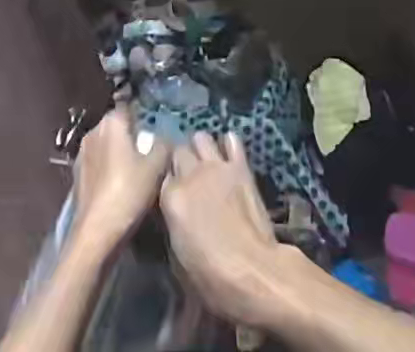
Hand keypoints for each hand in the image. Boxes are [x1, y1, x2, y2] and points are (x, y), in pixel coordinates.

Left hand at [70, 106, 168, 250]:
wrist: (96, 232)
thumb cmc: (128, 192)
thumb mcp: (156, 167)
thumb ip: (164, 145)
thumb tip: (165, 136)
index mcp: (111, 123)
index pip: (130, 107)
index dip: (144, 116)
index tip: (157, 130)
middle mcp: (93, 131)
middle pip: (118, 126)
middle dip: (133, 135)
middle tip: (151, 151)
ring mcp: (82, 153)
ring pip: (107, 144)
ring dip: (120, 152)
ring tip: (137, 170)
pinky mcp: (77, 174)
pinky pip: (99, 162)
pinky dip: (109, 168)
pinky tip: (120, 184)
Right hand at [159, 132, 294, 329]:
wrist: (253, 271)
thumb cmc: (211, 275)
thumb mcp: (177, 256)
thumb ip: (172, 222)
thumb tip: (174, 211)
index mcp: (171, 197)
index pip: (160, 175)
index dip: (166, 183)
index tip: (171, 192)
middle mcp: (190, 174)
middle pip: (178, 150)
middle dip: (181, 160)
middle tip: (187, 177)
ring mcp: (217, 166)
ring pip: (201, 138)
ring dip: (201, 148)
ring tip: (206, 163)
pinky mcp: (241, 166)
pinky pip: (231, 141)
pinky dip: (228, 145)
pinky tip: (228, 155)